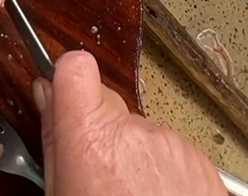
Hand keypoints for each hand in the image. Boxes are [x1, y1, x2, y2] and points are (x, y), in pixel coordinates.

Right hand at [40, 50, 222, 195]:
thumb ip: (54, 139)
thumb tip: (45, 91)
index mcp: (90, 139)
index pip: (75, 68)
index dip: (68, 82)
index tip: (66, 104)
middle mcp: (133, 132)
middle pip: (108, 105)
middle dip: (102, 130)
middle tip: (101, 178)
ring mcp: (171, 145)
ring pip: (140, 131)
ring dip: (136, 157)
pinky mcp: (202, 163)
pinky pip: (172, 152)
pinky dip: (165, 174)